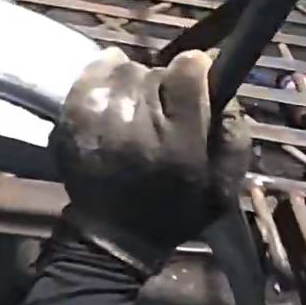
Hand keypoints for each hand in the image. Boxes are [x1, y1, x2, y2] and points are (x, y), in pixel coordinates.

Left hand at [52, 48, 252, 273]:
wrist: (112, 235)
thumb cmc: (175, 209)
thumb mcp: (222, 185)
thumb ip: (233, 135)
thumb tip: (224, 88)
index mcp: (180, 146)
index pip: (188, 74)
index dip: (196, 70)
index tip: (195, 77)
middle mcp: (138, 126)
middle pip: (156, 71)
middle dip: (165, 84)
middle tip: (163, 108)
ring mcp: (100, 117)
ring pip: (127, 69)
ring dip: (136, 83)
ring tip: (136, 108)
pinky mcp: (72, 113)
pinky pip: (95, 70)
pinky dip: (107, 75)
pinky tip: (114, 94)